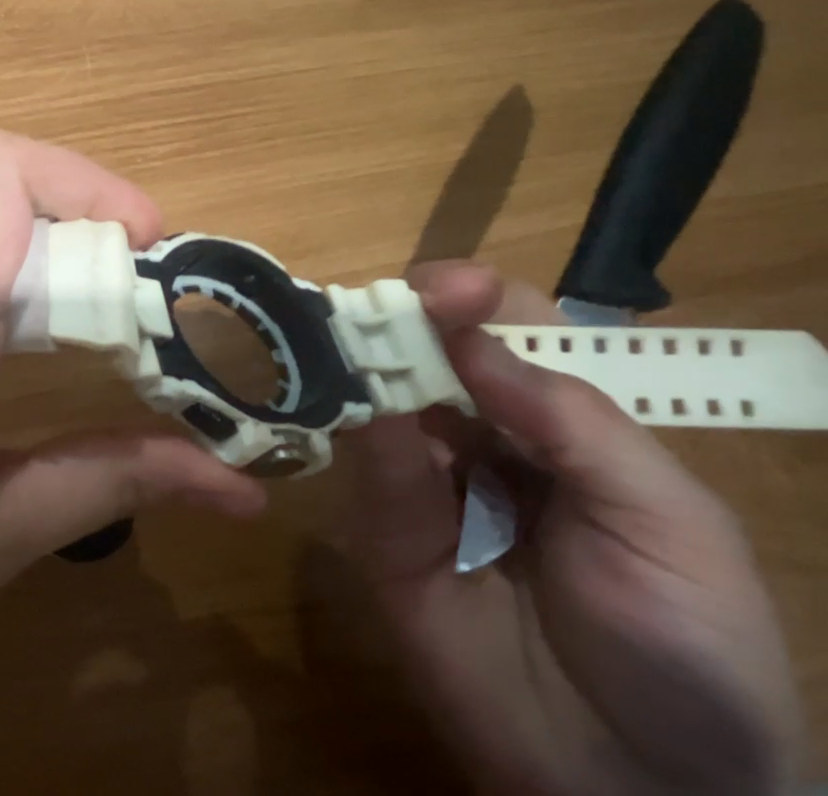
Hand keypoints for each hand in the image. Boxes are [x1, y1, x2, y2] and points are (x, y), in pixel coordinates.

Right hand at [341, 262, 802, 795]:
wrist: (635, 781)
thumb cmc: (690, 644)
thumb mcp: (667, 521)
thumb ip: (575, 424)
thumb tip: (473, 340)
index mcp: (568, 427)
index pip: (512, 337)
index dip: (479, 302)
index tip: (448, 290)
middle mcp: (486, 443)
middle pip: (430, 360)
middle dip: (404, 325)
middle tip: (380, 309)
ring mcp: (425, 488)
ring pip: (384, 407)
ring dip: (365, 370)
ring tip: (347, 342)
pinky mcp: (379, 536)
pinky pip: (367, 476)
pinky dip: (360, 440)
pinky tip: (355, 412)